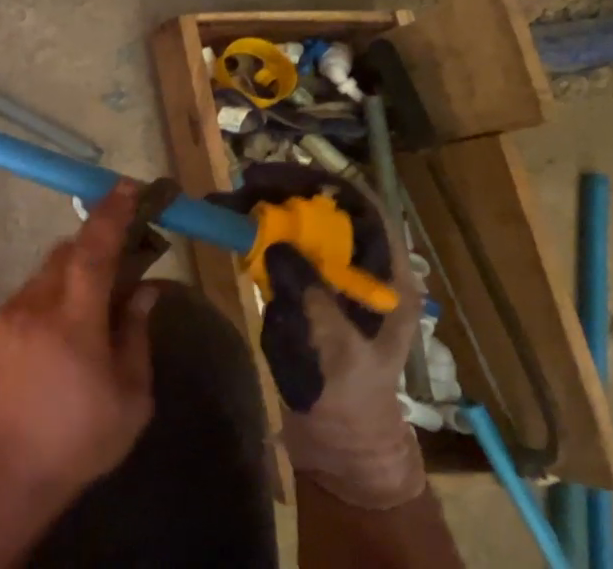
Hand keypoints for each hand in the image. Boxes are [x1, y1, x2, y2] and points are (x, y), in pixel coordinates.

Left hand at [0, 179, 159, 500]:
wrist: (8, 463)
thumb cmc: (82, 439)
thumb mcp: (130, 396)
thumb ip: (136, 335)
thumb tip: (145, 291)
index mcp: (72, 323)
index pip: (92, 253)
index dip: (111, 216)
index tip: (128, 187)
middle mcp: (34, 306)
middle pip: (67, 254)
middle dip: (98, 243)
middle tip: (131, 251)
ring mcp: (8, 313)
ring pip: (47, 272)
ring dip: (77, 271)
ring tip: (106, 295)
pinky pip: (32, 293)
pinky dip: (57, 292)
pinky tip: (74, 323)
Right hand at [234, 164, 426, 508]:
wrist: (339, 436)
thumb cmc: (347, 393)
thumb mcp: (334, 345)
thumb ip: (311, 295)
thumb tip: (279, 246)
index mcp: (387, 277)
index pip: (362, 207)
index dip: (319, 182)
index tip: (268, 177)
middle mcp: (363, 267)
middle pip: (327, 208)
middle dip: (282, 191)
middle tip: (237, 189)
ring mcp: (333, 277)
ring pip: (302, 224)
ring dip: (264, 208)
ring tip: (225, 205)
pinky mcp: (306, 288)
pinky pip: (283, 247)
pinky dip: (256, 233)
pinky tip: (231, 230)